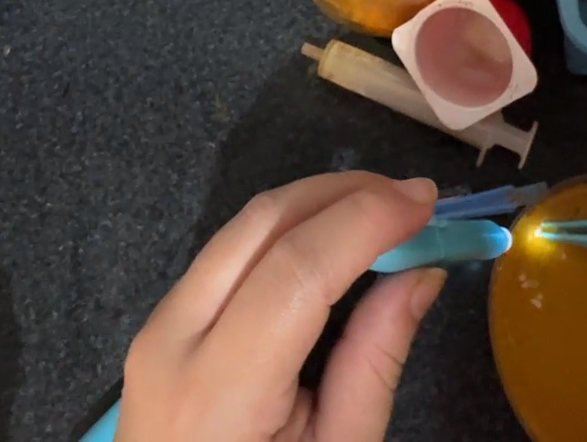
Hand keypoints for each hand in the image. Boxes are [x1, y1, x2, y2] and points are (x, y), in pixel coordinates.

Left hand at [119, 172, 444, 441]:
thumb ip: (375, 360)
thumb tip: (423, 271)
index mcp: (215, 394)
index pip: (295, 270)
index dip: (365, 220)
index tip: (425, 201)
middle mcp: (173, 337)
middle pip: (265, 223)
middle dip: (346, 192)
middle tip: (414, 198)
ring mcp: (160, 321)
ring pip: (247, 222)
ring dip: (320, 200)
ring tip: (385, 208)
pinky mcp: (165, 316)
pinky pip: (234, 246)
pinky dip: (292, 224)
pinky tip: (335, 232)